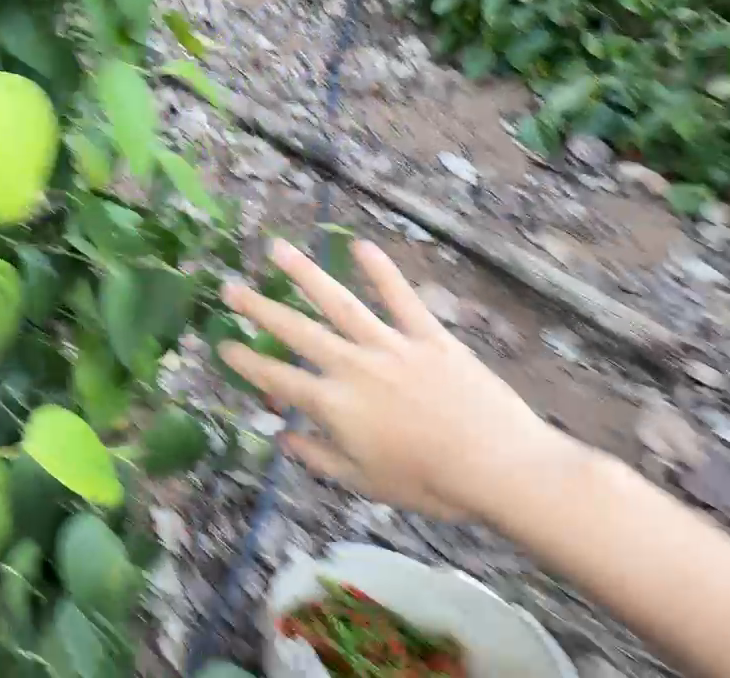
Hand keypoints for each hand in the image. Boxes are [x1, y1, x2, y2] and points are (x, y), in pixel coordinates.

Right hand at [218, 238, 566, 522]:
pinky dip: (382, 272)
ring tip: (276, 249)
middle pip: (295, 330)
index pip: (275, 378)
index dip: (245, 361)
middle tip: (229, 287)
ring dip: (304, 274)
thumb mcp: (365, 482)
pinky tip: (361, 245)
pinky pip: (402, 300)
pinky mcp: (430, 339)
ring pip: (338, 304)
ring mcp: (390, 348)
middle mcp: (352, 367)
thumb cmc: (432, 484)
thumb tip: (282, 440)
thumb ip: (319, 457)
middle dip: (257, 308)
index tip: (222, 346)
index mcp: (333, 404)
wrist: (507, 471)